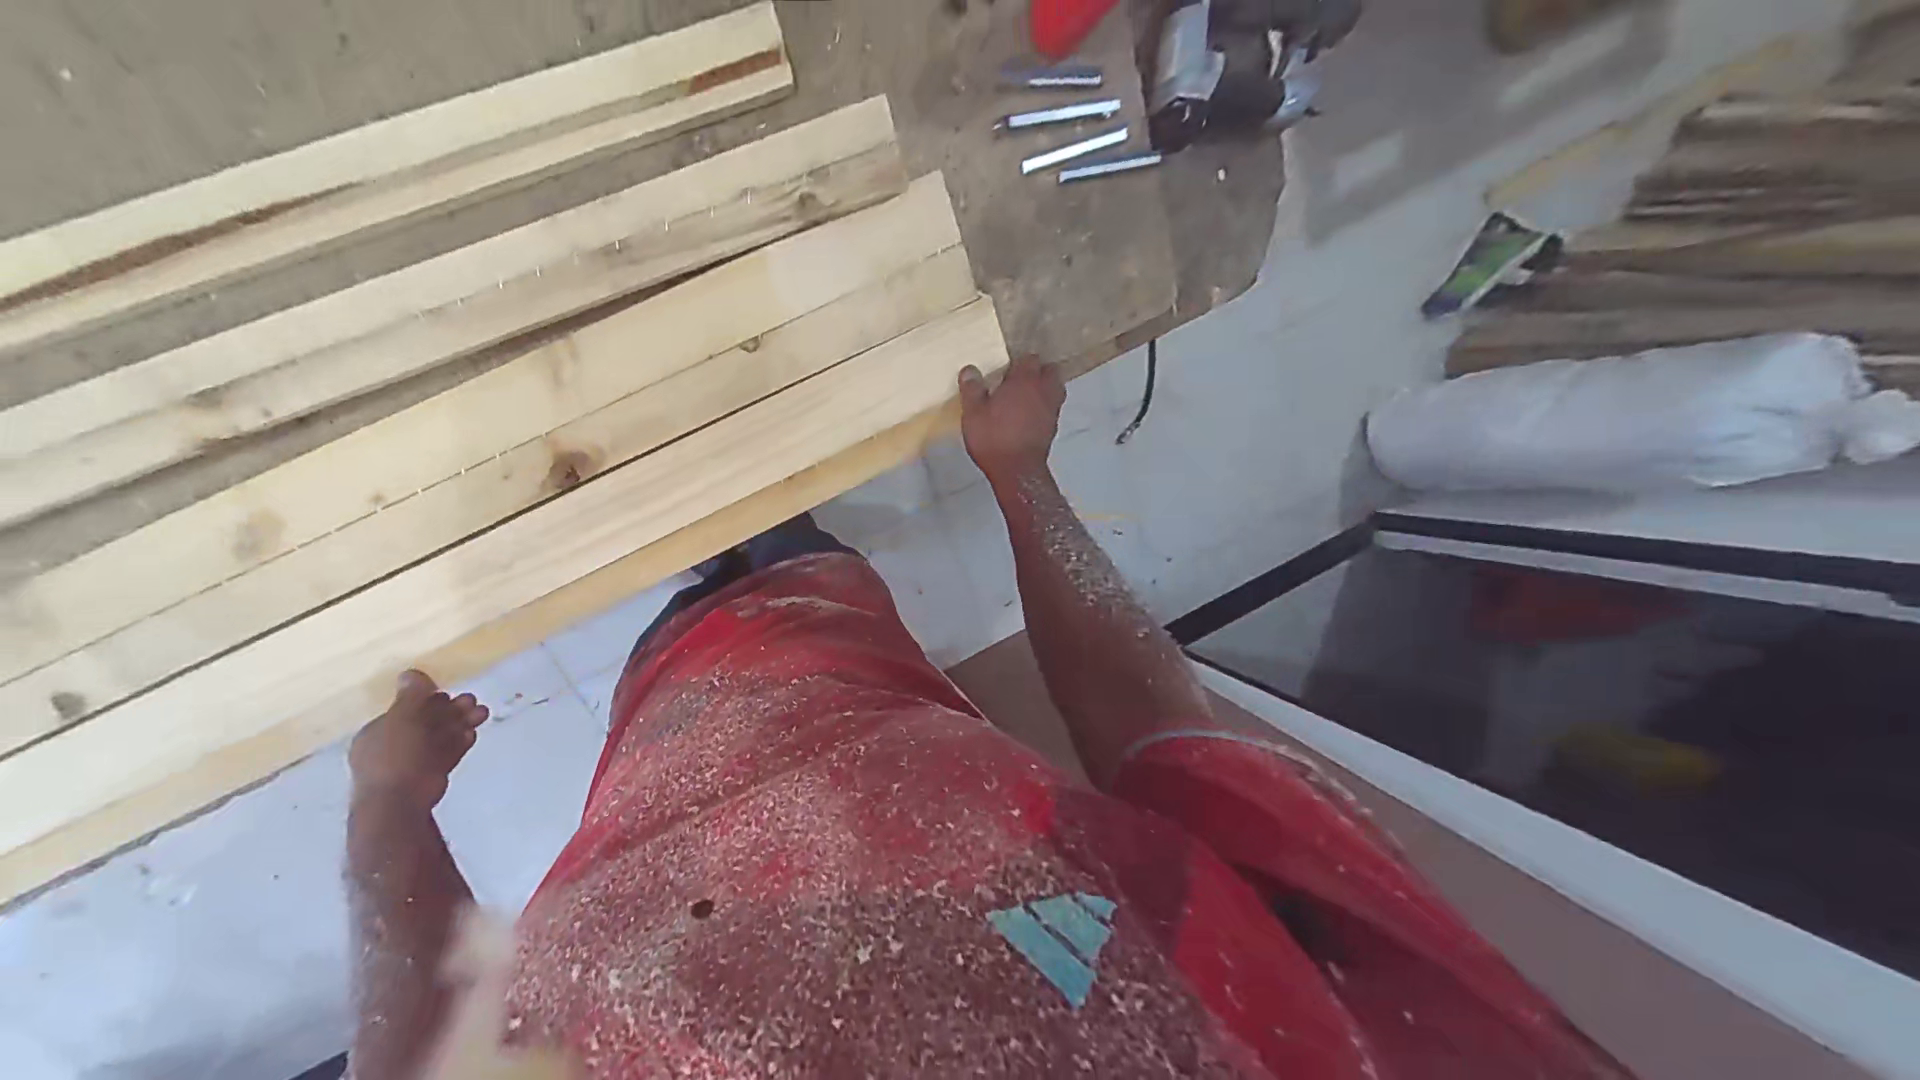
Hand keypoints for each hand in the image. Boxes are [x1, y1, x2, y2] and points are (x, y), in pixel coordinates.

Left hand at [350, 671, 488, 809]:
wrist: (400, 802)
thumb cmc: (396, 756)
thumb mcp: (402, 719)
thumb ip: (410, 696)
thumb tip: (410, 672)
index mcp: (378, 732)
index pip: (406, 709)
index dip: (429, 700)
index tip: (449, 693)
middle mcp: (391, 746)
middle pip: (426, 722)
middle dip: (451, 711)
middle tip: (472, 702)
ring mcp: (410, 762)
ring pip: (439, 737)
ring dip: (460, 724)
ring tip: (482, 714)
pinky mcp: (428, 776)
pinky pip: (445, 754)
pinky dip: (458, 743)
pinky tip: (472, 735)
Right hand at [958, 356, 1064, 485]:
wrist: (1017, 470)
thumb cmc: (993, 438)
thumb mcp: (973, 413)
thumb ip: (972, 389)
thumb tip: (969, 370)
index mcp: (1024, 381)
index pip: (1030, 358)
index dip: (1019, 362)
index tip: (1007, 369)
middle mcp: (1043, 390)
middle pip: (1050, 370)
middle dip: (1038, 371)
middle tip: (1020, 379)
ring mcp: (1052, 409)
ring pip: (1056, 388)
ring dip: (1045, 388)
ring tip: (1027, 396)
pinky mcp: (1053, 427)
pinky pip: (1053, 408)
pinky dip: (1045, 407)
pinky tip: (1030, 416)